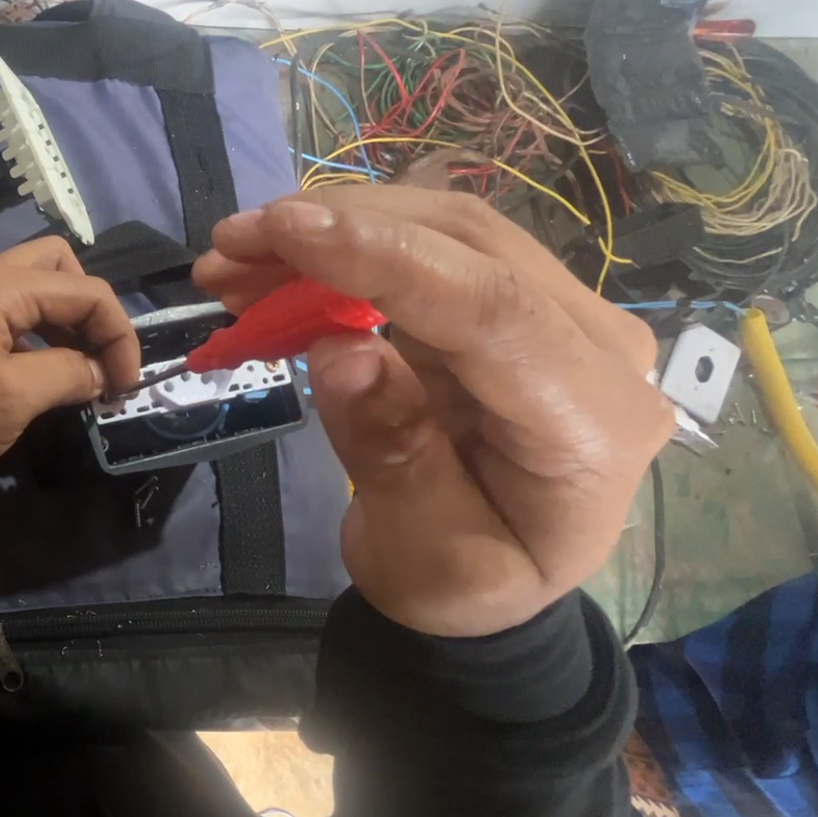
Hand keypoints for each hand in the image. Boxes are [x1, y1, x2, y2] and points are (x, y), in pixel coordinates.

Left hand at [0, 237, 141, 481]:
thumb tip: (103, 372)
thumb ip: (68, 373)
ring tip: (80, 372)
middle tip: (100, 359)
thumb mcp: (12, 397)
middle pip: (60, 268)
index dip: (118, 334)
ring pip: (36, 288)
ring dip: (67, 322)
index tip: (126, 384)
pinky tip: (45, 372)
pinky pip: (12, 313)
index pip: (85, 290)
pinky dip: (40, 334)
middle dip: (92, 310)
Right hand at [194, 186, 669, 637]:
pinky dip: (334, 254)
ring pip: (435, 232)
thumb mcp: (424, 552)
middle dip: (338, 227)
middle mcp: (588, 344)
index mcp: (589, 418)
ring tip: (231, 259)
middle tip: (228, 246)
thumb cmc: (460, 584)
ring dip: (327, 231)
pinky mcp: (496, 308)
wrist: (484, 589)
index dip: (383, 260)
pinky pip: (414, 255)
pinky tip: (269, 272)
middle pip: (464, 243)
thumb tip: (340, 350)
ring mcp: (546, 316)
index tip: (284, 230)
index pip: (491, 308)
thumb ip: (392, 456)